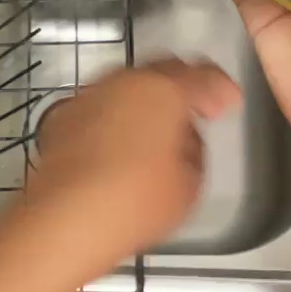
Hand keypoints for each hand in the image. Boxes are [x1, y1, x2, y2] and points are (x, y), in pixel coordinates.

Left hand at [0, 59, 240, 283]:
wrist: (62, 220)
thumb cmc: (134, 203)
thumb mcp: (189, 185)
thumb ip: (195, 150)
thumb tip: (185, 140)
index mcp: (164, 89)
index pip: (203, 75)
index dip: (220, 88)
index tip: (228, 102)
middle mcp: (125, 81)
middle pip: (162, 71)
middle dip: (182, 86)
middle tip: (195, 109)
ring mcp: (90, 95)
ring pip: (127, 86)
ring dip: (145, 101)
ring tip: (156, 130)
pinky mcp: (64, 117)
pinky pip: (101, 106)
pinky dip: (116, 116)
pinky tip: (120, 144)